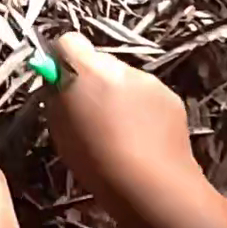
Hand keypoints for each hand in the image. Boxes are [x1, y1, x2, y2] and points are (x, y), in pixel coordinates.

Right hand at [45, 32, 212, 215]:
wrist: (152, 186)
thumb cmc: (95, 160)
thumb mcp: (58, 127)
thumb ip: (56, 95)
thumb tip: (57, 80)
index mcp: (87, 70)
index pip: (68, 41)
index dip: (62, 59)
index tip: (61, 83)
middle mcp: (119, 67)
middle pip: (98, 60)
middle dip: (92, 79)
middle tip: (89, 112)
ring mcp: (149, 80)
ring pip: (123, 78)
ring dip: (117, 94)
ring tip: (117, 130)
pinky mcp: (170, 97)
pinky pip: (146, 94)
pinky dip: (139, 108)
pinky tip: (140, 136)